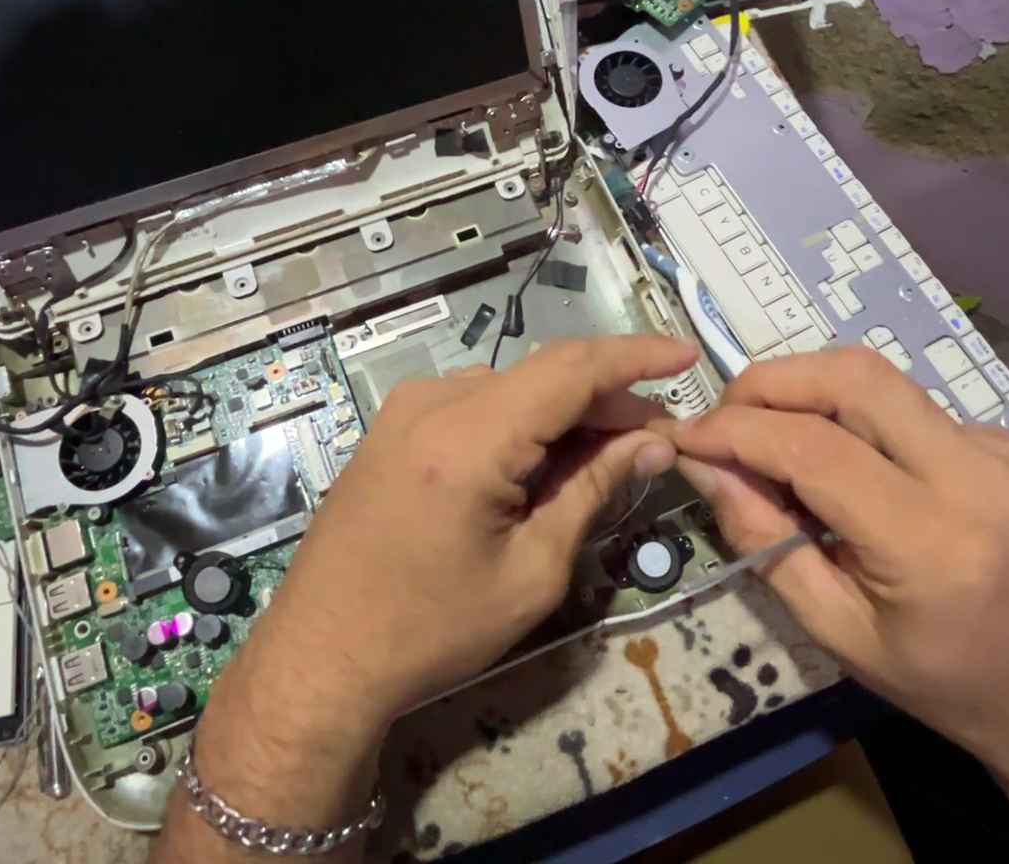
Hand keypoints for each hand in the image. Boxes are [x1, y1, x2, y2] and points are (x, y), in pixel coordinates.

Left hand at [242, 335, 695, 723]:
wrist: (323, 653)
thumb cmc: (432, 628)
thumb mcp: (531, 569)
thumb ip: (592, 489)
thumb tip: (653, 441)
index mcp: (469, 436)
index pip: (571, 369)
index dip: (635, 356)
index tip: (685, 354)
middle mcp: (433, 402)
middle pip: (541, 374)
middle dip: (606, 397)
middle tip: (658, 435)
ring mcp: (406, 409)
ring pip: (510, 388)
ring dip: (564, 411)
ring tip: (608, 453)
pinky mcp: (393, 426)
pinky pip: (474, 404)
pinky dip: (522, 421)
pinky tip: (546, 459)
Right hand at [662, 347, 1008, 767]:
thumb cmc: (939, 678)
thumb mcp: (833, 628)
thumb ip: (762, 539)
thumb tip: (703, 465)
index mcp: (933, 540)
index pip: (813, 446)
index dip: (734, 429)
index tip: (683, 435)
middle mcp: (976, 474)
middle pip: (851, 377)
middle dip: (767, 382)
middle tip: (723, 419)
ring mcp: (998, 448)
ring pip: (875, 377)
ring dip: (802, 391)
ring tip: (767, 439)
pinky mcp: (1002, 439)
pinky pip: (902, 403)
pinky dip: (847, 416)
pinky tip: (840, 464)